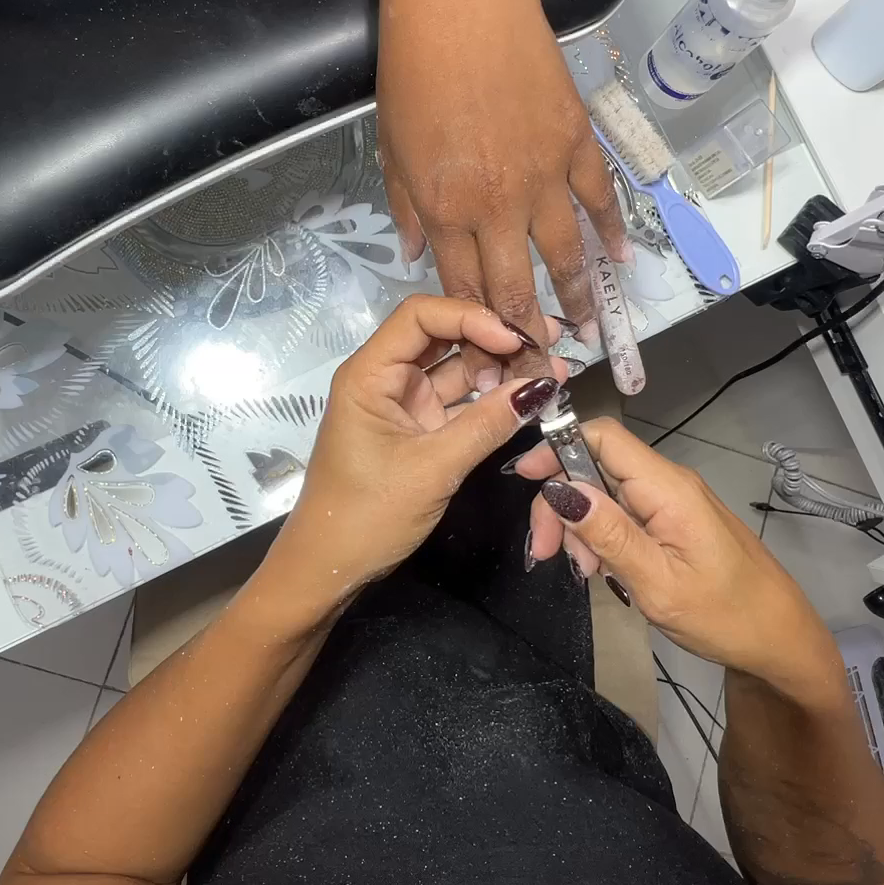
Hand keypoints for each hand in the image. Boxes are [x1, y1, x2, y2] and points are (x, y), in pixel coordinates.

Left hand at [264, 296, 569, 608]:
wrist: (330, 569)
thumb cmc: (367, 515)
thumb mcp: (432, 468)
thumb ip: (487, 425)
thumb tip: (542, 387)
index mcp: (369, 373)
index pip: (421, 315)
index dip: (470, 316)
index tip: (516, 339)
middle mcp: (386, 377)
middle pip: (443, 336)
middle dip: (495, 338)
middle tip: (550, 344)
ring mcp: (404, 402)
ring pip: (456, 368)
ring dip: (501, 368)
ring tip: (553, 369)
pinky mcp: (419, 427)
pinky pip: (459, 401)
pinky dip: (492, 399)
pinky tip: (530, 397)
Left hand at [374, 0, 628, 386]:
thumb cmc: (412, 69)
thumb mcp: (391, 147)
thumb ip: (406, 208)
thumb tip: (417, 254)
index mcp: (446, 209)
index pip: (465, 287)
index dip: (479, 327)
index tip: (493, 357)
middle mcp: (497, 206)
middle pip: (516, 286)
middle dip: (529, 333)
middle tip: (544, 363)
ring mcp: (544, 176)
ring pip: (564, 253)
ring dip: (578, 297)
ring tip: (589, 331)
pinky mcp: (576, 142)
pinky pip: (599, 199)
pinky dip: (611, 231)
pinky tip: (619, 260)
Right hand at [513, 419, 842, 701]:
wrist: (782, 642)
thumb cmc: (726, 617)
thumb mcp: (658, 584)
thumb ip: (609, 534)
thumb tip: (561, 489)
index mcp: (668, 489)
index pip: (603, 436)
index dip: (558, 445)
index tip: (524, 479)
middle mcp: (668, 483)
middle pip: (595, 466)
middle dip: (562, 504)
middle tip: (546, 553)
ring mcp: (671, 501)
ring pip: (604, 492)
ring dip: (582, 527)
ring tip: (586, 573)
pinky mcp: (672, 520)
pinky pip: (623, 512)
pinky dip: (602, 536)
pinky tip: (604, 569)